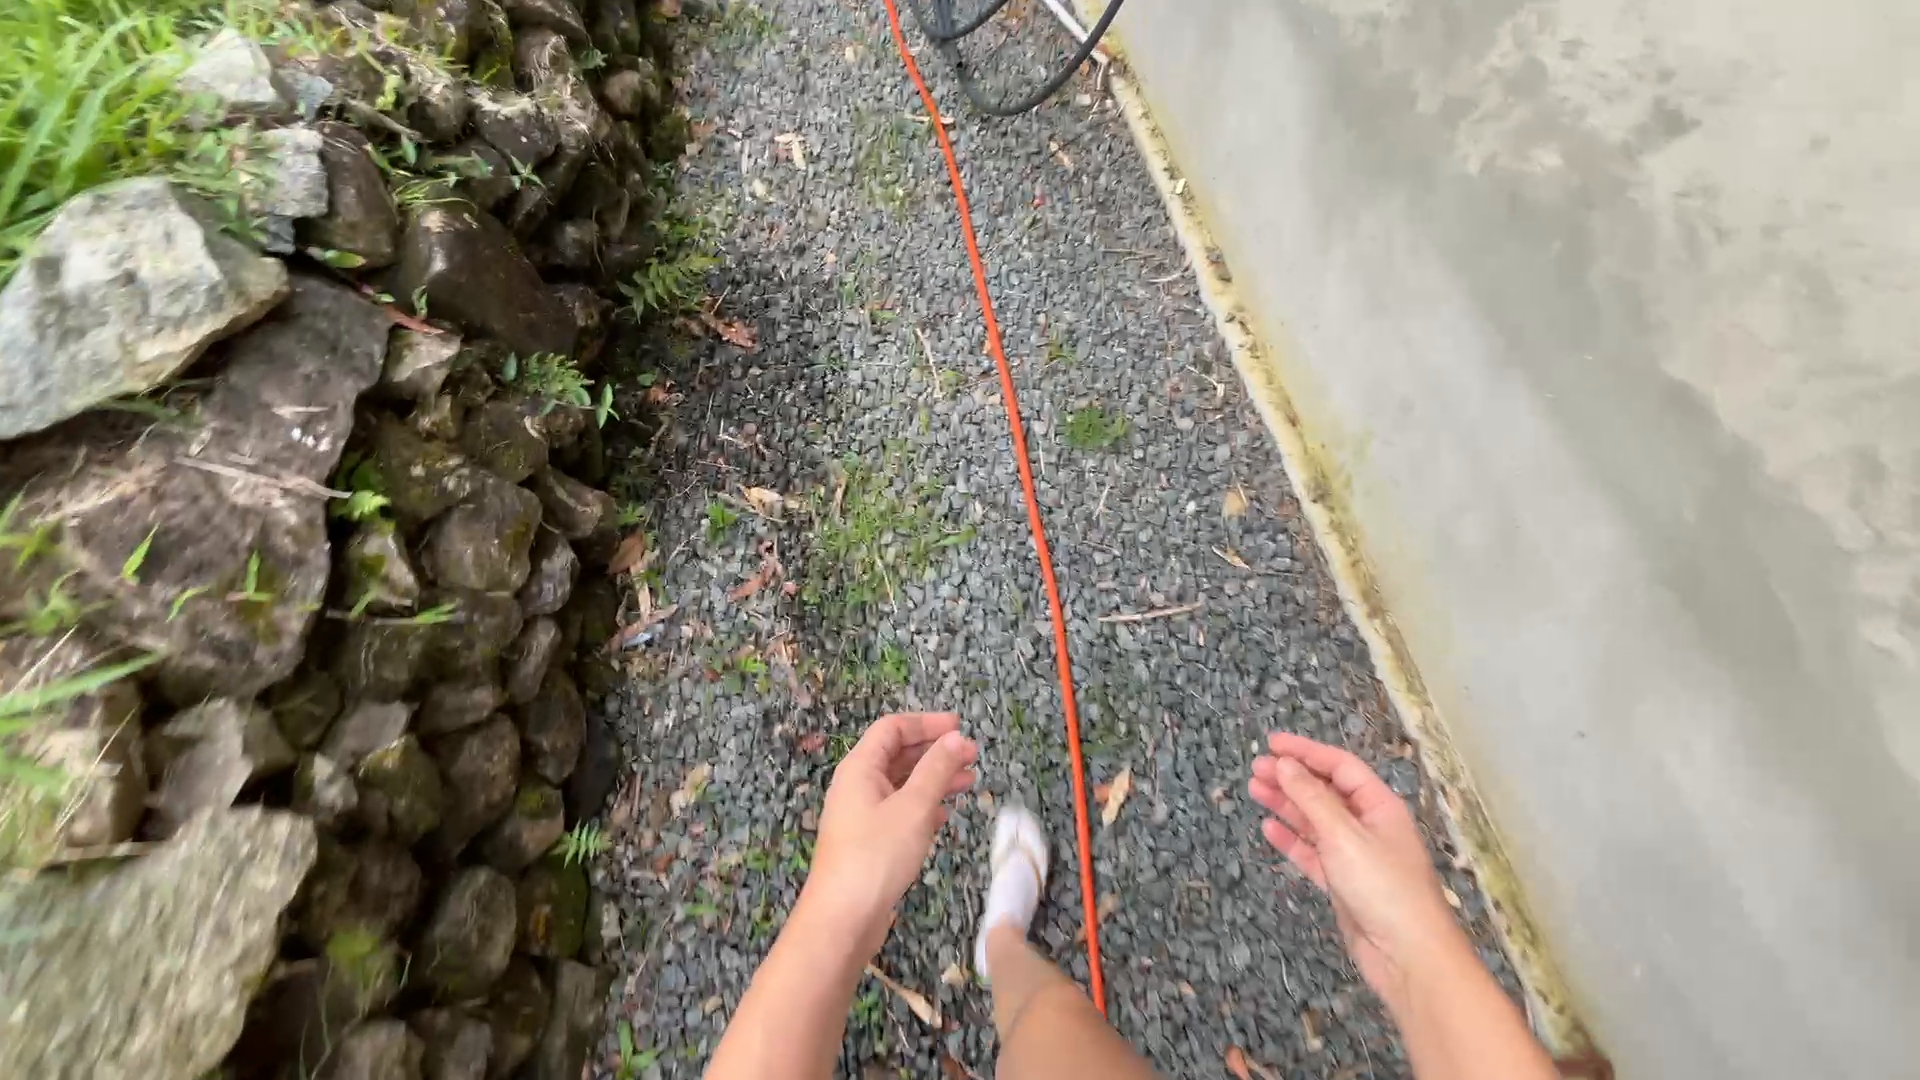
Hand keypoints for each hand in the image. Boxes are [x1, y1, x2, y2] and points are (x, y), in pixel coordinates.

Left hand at [803, 713, 978, 952]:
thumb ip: (937, 769)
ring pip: (902, 784)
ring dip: (934, 778)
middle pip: (898, 754)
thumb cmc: (876, 855)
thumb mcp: (914, 807)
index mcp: (859, 768)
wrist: (842, 920)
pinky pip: (899, 809)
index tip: (959, 727)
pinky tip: (945, 813)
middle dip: (935, 751)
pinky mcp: (868, 841)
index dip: (926, 723)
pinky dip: (924, 805)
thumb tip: (957, 738)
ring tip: (969, 782)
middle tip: (972, 756)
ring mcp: (861, 814)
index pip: (892, 729)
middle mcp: (857, 785)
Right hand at [1248, 733, 1462, 1009]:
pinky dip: (1291, 839)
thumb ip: (1311, 797)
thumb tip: (1285, 764)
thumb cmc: (1383, 888)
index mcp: (1379, 807)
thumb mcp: (1344, 835)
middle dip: (1291, 777)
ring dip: (1285, 804)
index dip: (1306, 751)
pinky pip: (1312, 852)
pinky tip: (1269, 828)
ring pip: (1314, 820)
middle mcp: (1368, 826)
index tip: (1272, 744)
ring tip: (1254, 789)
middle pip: (1324, 791)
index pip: (1340, 766)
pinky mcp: (1343, 882)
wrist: (1410, 959)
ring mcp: (1355, 855)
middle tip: (1256, 768)